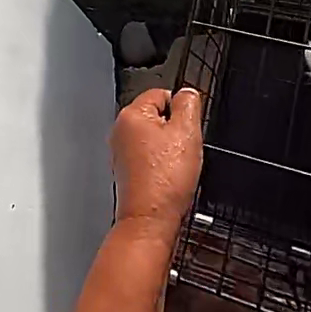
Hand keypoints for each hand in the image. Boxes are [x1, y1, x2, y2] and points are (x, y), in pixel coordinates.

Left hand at [110, 88, 203, 234]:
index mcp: (130, 115)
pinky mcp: (127, 169)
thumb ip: (189, 104)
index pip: (161, 93)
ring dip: (169, 149)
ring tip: (175, 166)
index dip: (181, 109)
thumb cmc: (164, 181)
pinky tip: (168, 177)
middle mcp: (120, 130)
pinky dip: (162, 165)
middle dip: (175, 130)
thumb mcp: (188, 132)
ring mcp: (122, 151)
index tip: (188, 127)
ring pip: (155, 138)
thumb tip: (187, 92)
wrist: (150, 219)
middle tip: (183, 149)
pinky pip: (150, 157)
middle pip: (158, 116)